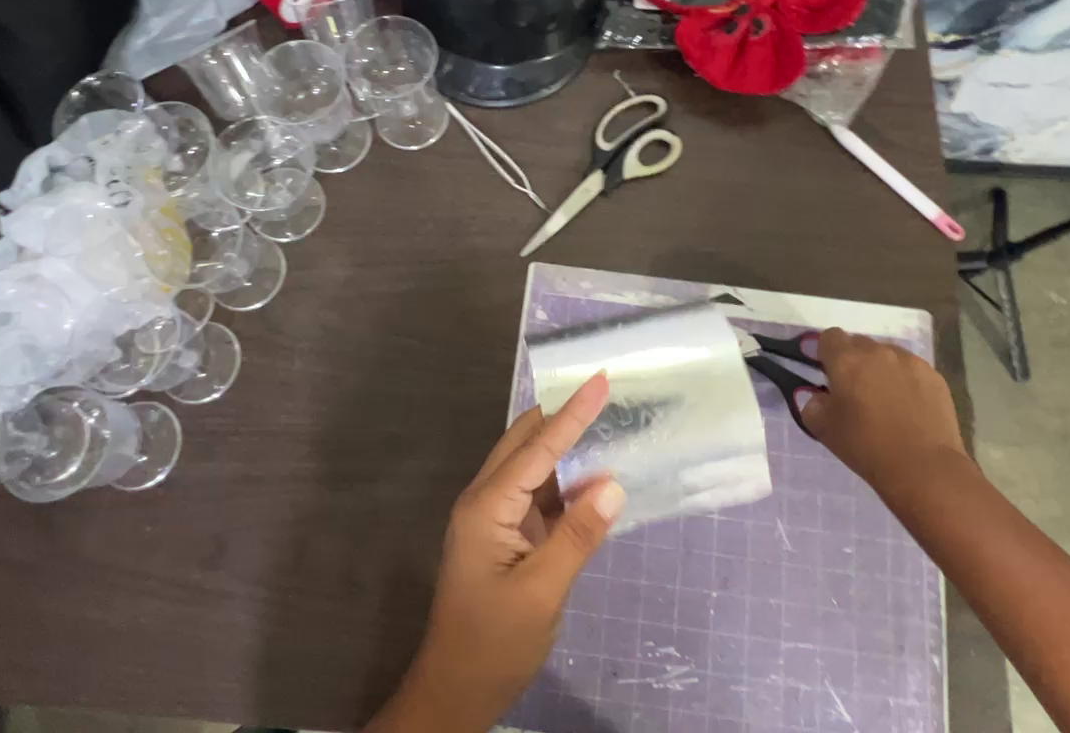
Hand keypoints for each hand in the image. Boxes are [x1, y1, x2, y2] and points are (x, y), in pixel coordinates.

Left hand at [367, 374, 625, 732]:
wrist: (455, 690)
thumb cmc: (494, 643)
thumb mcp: (542, 592)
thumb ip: (577, 536)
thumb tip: (613, 486)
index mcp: (487, 506)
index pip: (537, 447)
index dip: (573, 413)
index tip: (600, 379)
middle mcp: (485, 500)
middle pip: (526, 443)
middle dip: (563, 416)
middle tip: (605, 392)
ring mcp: (494, 518)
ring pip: (532, 467)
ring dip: (566, 448)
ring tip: (607, 423)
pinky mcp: (505, 536)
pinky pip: (537, 495)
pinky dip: (565, 482)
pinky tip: (594, 477)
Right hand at [799, 329, 967, 502]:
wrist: (924, 467)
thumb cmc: (866, 446)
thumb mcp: (823, 429)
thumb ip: (813, 404)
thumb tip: (820, 397)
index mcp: (846, 360)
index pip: (830, 336)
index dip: (827, 353)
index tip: (829, 375)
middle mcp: (878, 352)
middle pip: (859, 343)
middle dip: (854, 361)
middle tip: (856, 391)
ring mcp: (910, 362)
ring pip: (887, 355)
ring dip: (881, 369)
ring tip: (887, 400)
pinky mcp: (934, 376)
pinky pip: (912, 369)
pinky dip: (906, 381)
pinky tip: (910, 408)